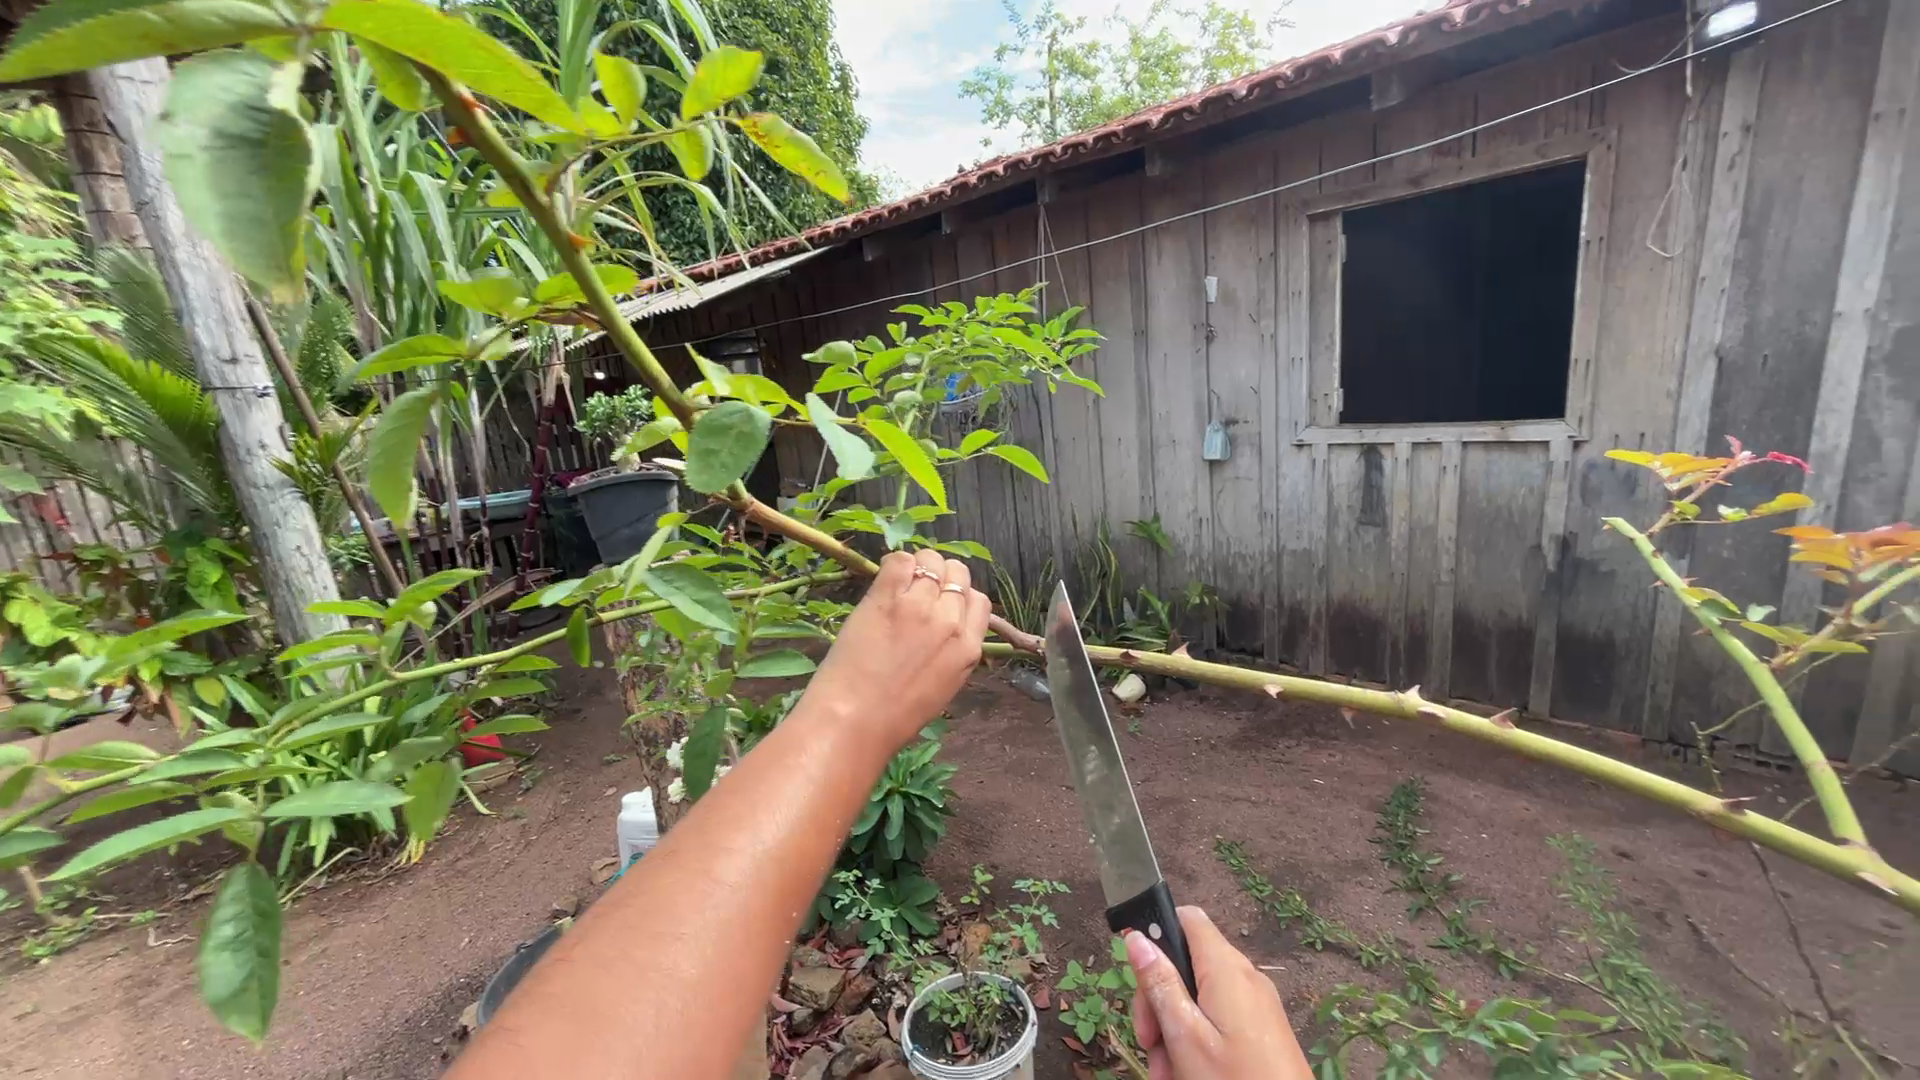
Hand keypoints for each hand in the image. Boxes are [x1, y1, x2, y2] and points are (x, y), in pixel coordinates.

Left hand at [806, 549, 990, 748]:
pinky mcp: (887, 597)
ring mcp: (919, 606)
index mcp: (968, 648)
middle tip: (917, 590)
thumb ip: (952, 653)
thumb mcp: (943, 688)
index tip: (941, 603)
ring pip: (931, 561)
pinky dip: (893, 563)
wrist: (854, 721)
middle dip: (942, 576)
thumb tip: (945, 627)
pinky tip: (883, 580)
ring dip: (917, 567)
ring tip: (898, 584)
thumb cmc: (894, 716)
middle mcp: (950, 622)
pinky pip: (900, 560)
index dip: (960, 596)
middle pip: (958, 574)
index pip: (979, 601)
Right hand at [1126, 907, 1310, 1079]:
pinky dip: (1199, 1037)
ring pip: (1200, 995)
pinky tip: (1188, 1074)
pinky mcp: (1264, 1028)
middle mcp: (1245, 975)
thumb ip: (1160, 983)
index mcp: (1226, 967)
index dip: (1157, 933)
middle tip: (1148, 1043)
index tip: (1138, 974)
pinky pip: (1220, 1016)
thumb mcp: (1186, 1037)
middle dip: (1159, 999)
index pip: (1186, 917)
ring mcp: (1258, 1003)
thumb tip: (1136, 936)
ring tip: (1167, 1074)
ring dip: (1175, 1027)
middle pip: (1187, 962)